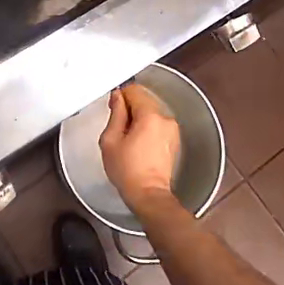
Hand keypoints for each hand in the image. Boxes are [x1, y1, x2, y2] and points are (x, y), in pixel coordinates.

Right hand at [100, 84, 180, 213]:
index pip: (135, 91)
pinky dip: (148, 129)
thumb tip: (118, 98)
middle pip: (144, 100)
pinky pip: (158, 125)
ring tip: (128, 140)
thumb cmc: (128, 171)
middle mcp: (165, 119)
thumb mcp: (110, 140)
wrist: (147, 194)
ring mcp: (172, 130)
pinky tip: (138, 145)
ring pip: (151, 113)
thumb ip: (115, 113)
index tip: (113, 107)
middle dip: (130, 109)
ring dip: (138, 120)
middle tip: (118, 128)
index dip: (121, 96)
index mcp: (150, 116)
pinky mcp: (173, 140)